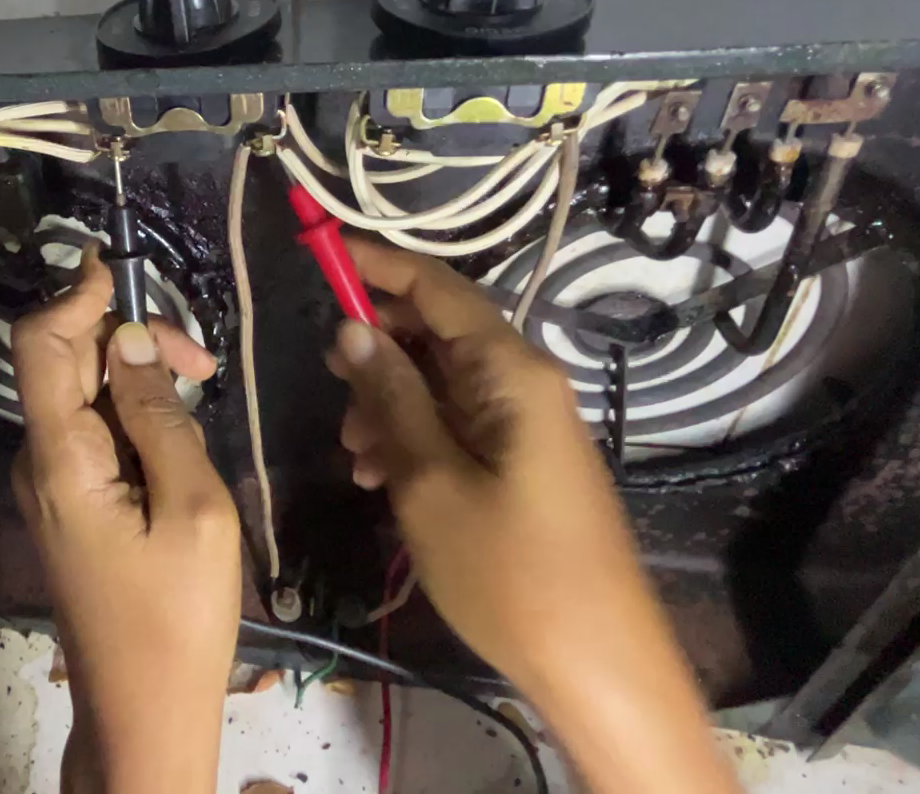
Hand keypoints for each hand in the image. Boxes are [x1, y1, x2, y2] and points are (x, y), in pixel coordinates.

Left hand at [11, 245, 236, 793]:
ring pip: (83, 394)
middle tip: (201, 360)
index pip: (39, 345)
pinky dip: (131, 411)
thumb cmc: (177, 618)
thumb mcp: (192, 509)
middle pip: (66, 362)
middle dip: (127, 339)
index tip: (116, 268)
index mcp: (60, 457)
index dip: (73, 296)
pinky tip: (176, 430)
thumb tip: (128, 340)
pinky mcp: (69, 500)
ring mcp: (51, 482)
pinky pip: (93, 430)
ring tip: (200, 391)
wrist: (142, 714)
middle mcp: (40, 459)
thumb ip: (159, 417)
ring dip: (136, 375)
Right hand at [328, 237, 741, 793]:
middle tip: (328, 379)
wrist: (597, 667)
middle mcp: (521, 380)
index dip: (377, 263)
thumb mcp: (429, 477)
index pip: (437, 287)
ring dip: (387, 402)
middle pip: (434, 331)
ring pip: (436, 380)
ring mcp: (522, 420)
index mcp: (509, 371)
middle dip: (376, 349)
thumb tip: (351, 327)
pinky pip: (453, 420)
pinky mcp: (518, 456)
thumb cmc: (508, 570)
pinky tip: (380, 475)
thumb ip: (390, 394)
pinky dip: (411, 434)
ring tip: (354, 452)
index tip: (322, 251)